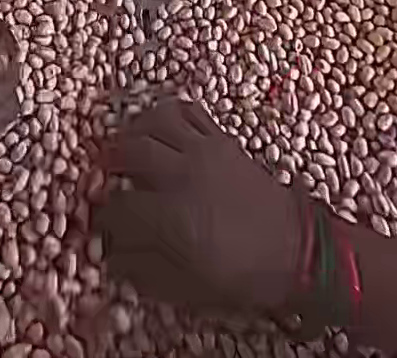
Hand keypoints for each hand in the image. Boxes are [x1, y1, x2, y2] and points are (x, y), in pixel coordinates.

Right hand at [95, 99, 304, 313]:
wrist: (297, 250)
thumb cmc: (243, 274)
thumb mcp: (190, 286)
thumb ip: (145, 266)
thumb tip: (112, 253)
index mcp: (174, 217)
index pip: (121, 205)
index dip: (104, 212)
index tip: (99, 218)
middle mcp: (184, 174)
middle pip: (132, 151)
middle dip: (110, 160)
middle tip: (103, 170)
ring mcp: (204, 150)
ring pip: (156, 120)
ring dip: (135, 129)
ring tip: (129, 142)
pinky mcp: (221, 138)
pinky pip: (187, 111)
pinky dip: (168, 114)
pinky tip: (161, 127)